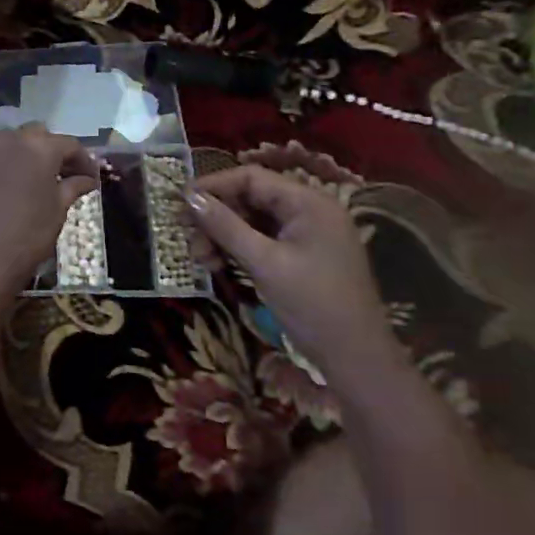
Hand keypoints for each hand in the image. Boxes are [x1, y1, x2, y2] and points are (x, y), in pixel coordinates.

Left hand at [0, 125, 98, 294]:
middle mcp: (12, 140)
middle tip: (66, 174)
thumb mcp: (59, 208)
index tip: (92, 179)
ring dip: (29, 154)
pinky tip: (15, 185)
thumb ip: (73, 186)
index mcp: (40, 146)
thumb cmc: (30, 232)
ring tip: (39, 178)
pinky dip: (8, 165)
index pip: (69, 145)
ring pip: (13, 142)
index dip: (84, 161)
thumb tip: (87, 179)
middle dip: (54, 151)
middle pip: (39, 136)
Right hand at [184, 165, 393, 373]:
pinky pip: (261, 240)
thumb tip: (189, 198)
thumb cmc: (312, 303)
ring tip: (200, 259)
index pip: (251, 178)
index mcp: (309, 203)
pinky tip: (216, 265)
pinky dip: (236, 249)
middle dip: (215, 216)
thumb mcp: (263, 262)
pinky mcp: (300, 255)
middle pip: (250, 198)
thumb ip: (225, 226)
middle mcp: (309, 211)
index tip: (179, 202)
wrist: (355, 356)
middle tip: (185, 235)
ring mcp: (306, 234)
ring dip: (221, 235)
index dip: (213, 186)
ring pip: (251, 221)